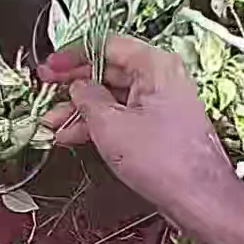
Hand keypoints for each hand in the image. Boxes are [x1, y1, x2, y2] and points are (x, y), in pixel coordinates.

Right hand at [36, 35, 241, 220]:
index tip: (51, 66)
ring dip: (81, 109)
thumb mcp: (109, 124)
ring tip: (53, 122)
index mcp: (154, 65)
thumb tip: (77, 86)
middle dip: (73, 85)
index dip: (73, 55)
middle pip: (108, 71)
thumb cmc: (161, 159)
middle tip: (46, 88)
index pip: (107, 45)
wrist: (197, 197)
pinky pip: (123, 115)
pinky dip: (98, 123)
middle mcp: (161, 78)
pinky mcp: (160, 126)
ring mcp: (162, 102)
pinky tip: (73, 135)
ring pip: (113, 96)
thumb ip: (86, 97)